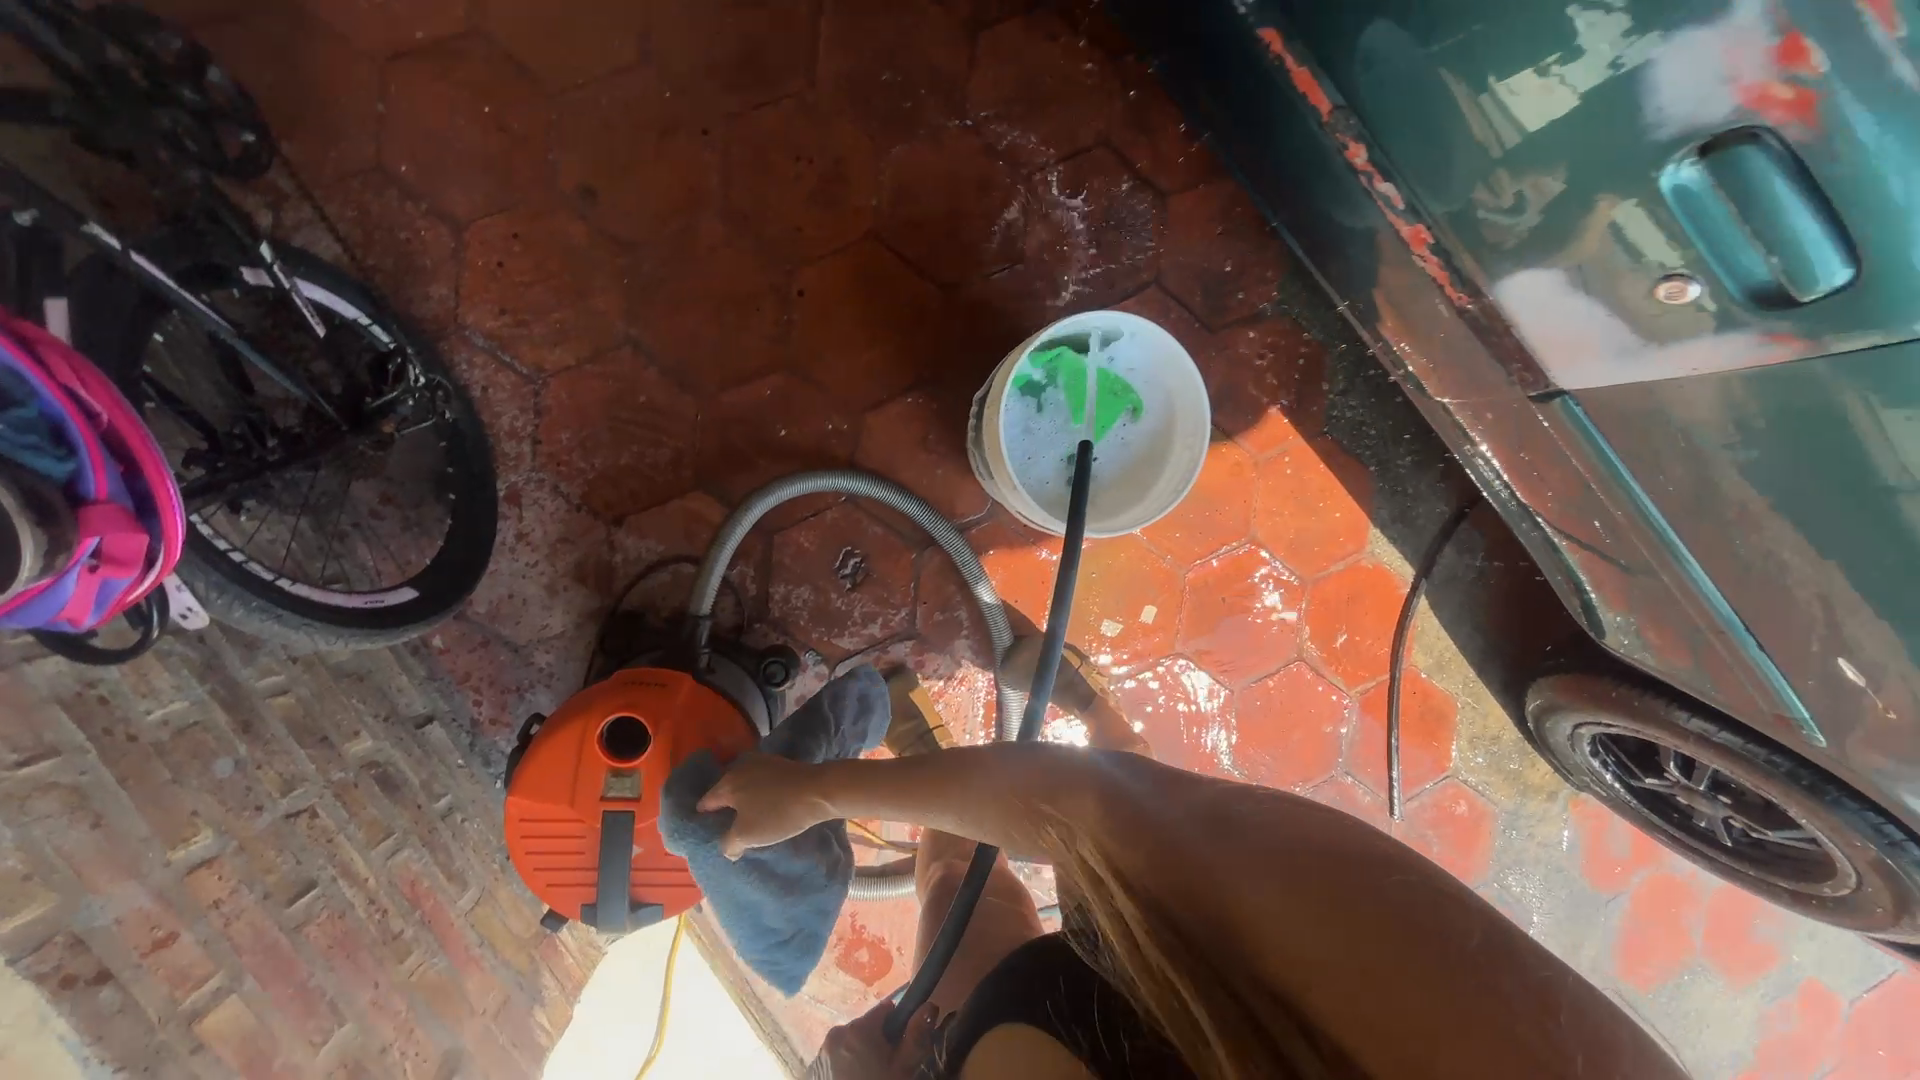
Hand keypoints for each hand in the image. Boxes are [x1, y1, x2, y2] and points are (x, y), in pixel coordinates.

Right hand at [697, 753, 832, 857]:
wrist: (819, 790)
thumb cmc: (778, 813)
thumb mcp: (747, 835)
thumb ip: (729, 843)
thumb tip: (729, 847)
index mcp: (727, 783)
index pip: (706, 803)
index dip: (704, 819)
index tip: (708, 833)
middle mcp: (740, 767)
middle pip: (724, 791)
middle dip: (725, 809)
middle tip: (728, 829)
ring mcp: (761, 762)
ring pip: (744, 786)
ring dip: (745, 801)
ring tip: (748, 820)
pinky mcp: (780, 764)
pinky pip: (761, 782)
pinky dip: (760, 794)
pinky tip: (767, 806)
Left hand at [807, 998, 939, 1078]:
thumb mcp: (902, 1069)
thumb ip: (916, 1035)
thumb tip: (929, 1006)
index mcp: (859, 1028)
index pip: (885, 1010)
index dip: (896, 1026)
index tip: (898, 1048)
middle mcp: (836, 1032)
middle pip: (865, 1027)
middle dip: (876, 1042)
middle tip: (884, 1069)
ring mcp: (820, 1052)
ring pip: (848, 1043)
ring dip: (858, 1054)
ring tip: (868, 1078)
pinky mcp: (811, 1069)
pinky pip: (833, 1058)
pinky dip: (842, 1066)